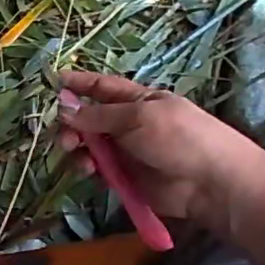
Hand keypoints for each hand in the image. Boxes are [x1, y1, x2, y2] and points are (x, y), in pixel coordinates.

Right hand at [55, 71, 264, 227]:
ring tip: (76, 153)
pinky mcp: (126, 179)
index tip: (55, 81)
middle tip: (65, 135)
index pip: (103, 87)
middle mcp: (130, 124)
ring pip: (90, 146)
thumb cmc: (179, 137)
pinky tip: (88, 171)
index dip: (80, 84)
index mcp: (138, 100)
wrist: (209, 182)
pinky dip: (88, 168)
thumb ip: (99, 115)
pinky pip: (98, 170)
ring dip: (77, 147)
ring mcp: (127, 152)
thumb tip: (65, 107)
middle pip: (90, 119)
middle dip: (73, 123)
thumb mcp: (138, 117)